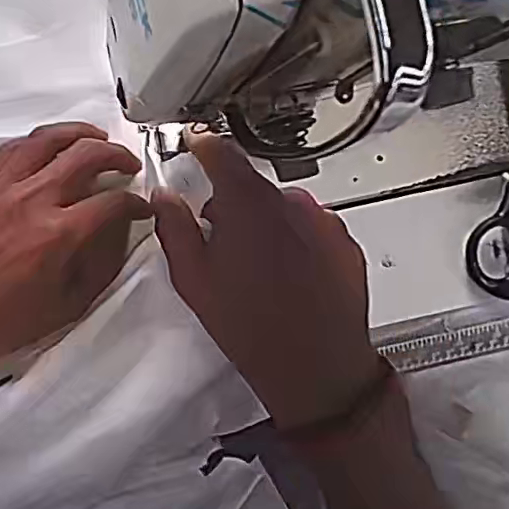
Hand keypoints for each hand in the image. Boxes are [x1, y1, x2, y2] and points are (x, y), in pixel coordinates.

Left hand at [0, 122, 151, 412]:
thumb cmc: (1, 321)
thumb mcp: (67, 305)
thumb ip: (100, 264)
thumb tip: (119, 232)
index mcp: (57, 235)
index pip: (112, 202)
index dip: (135, 202)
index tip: (140, 206)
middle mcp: (31, 201)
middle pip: (86, 155)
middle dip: (117, 155)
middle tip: (128, 165)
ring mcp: (2, 188)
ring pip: (48, 139)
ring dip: (79, 133)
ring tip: (96, 138)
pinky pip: (12, 148)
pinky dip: (37, 141)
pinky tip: (49, 146)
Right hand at [152, 131, 386, 429]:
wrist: (314, 366)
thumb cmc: (251, 325)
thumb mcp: (193, 278)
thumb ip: (174, 227)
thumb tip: (165, 199)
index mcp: (247, 205)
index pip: (222, 153)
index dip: (203, 143)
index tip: (195, 141)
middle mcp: (289, 204)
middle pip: (251, 184)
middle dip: (230, 201)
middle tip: (218, 238)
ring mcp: (322, 222)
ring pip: (281, 206)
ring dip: (264, 221)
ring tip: (255, 265)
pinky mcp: (343, 243)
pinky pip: (310, 226)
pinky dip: (294, 237)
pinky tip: (285, 273)